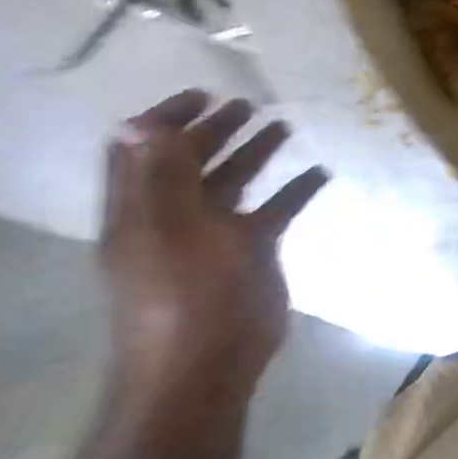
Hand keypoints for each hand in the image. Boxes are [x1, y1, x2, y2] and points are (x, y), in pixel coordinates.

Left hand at [100, 90, 328, 413]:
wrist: (208, 363)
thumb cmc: (182, 297)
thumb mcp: (167, 232)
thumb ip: (159, 176)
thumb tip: (138, 122)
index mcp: (142, 207)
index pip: (142, 150)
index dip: (165, 117)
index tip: (203, 95)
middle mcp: (175, 214)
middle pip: (192, 160)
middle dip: (215, 129)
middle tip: (248, 105)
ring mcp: (215, 234)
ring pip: (234, 180)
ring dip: (255, 152)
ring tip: (282, 125)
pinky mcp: (252, 252)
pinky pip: (275, 210)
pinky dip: (295, 190)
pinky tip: (319, 173)